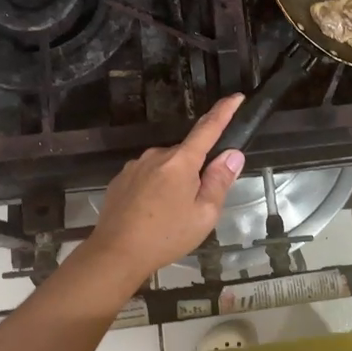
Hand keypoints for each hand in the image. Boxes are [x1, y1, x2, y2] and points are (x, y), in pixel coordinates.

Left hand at [79, 94, 247, 283]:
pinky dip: (155, 188)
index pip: (208, 128)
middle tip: (196, 204)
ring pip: (166, 166)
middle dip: (195, 171)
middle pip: (186, 154)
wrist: (115, 253)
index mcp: (180, 161)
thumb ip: (219, 181)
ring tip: (170, 215)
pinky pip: (147, 176)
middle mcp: (156, 155)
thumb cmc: (166, 236)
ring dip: (174, 181)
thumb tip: (232, 154)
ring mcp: (135, 165)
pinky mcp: (121, 179)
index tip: (236, 97)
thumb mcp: (204, 214)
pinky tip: (151, 213)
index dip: (224, 112)